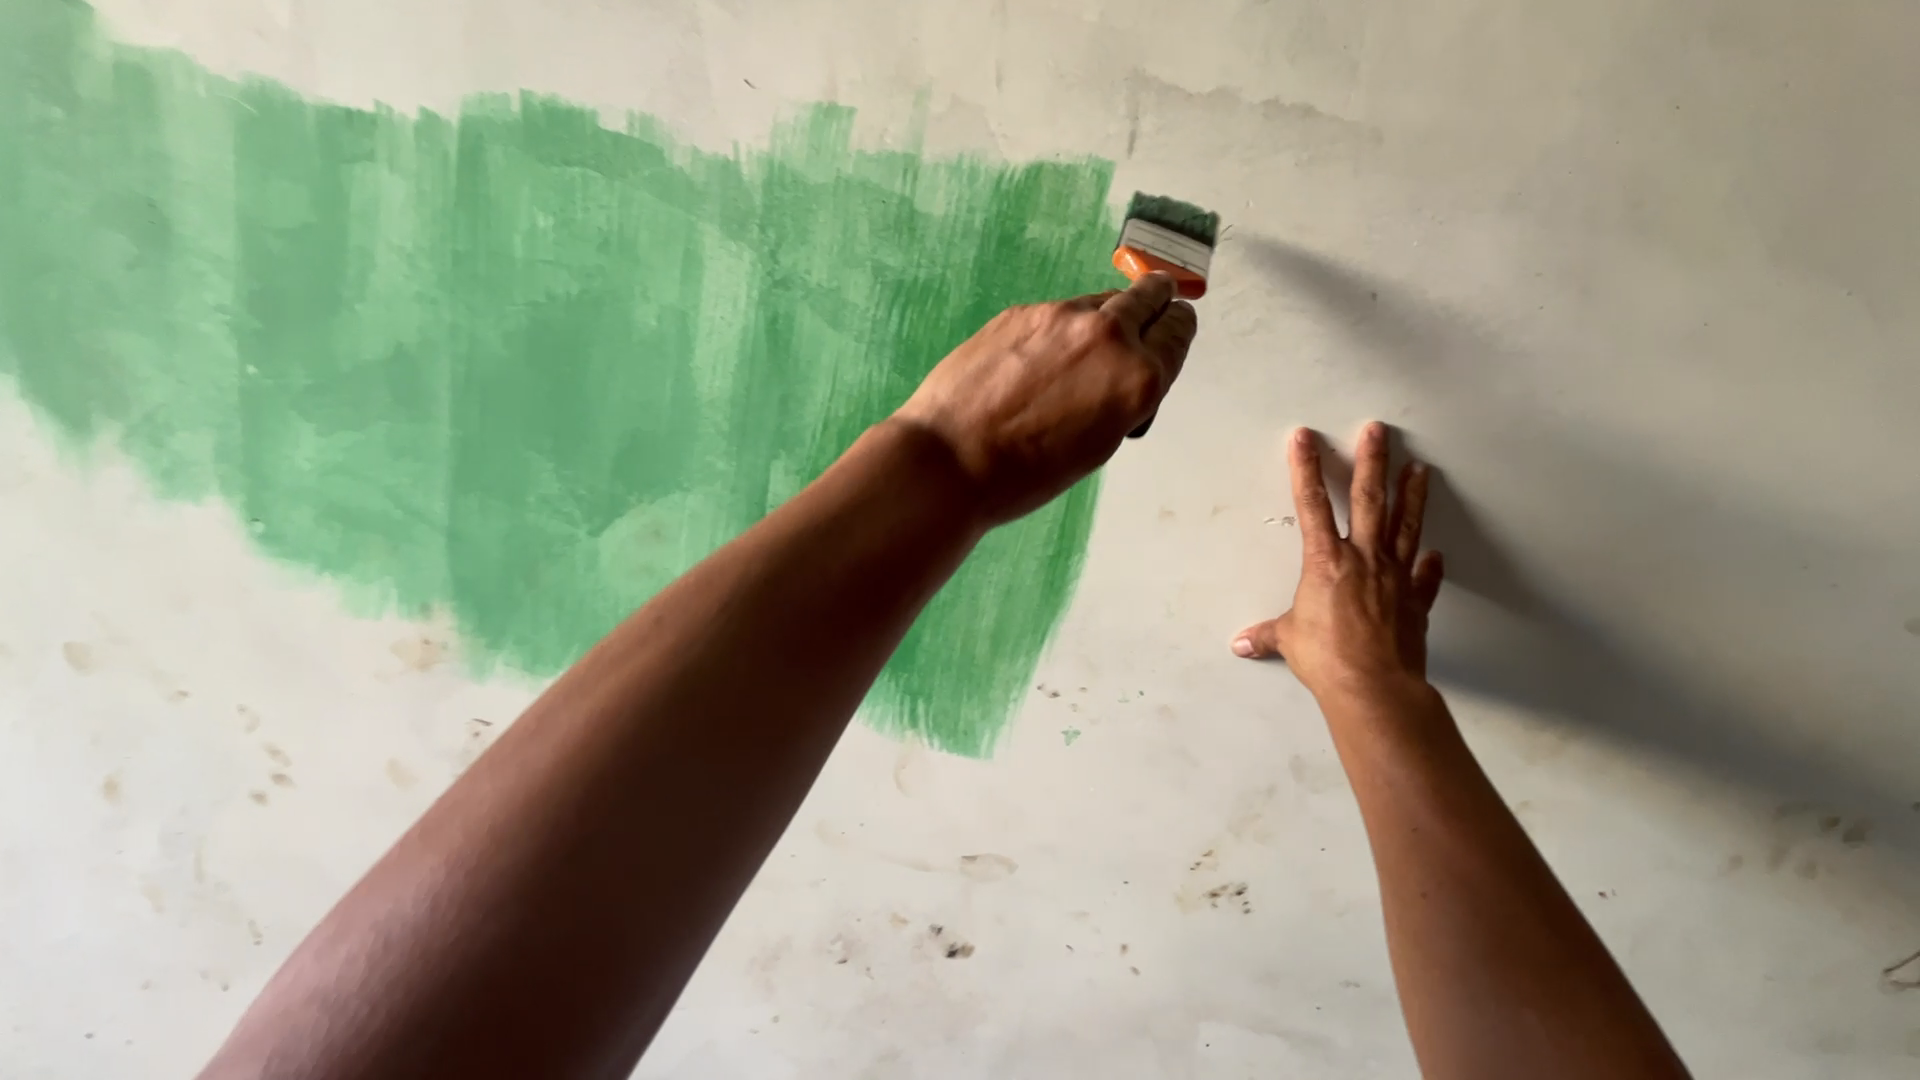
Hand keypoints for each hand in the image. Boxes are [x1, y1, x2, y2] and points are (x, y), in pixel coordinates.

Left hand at [890, 272, 1196, 524]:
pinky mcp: (1021, 312)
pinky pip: (1058, 314)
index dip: (1175, 333)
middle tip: (1144, 318)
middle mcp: (1108, 335)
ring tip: (1075, 358)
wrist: (950, 459)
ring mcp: (1061, 316)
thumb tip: (1123, 371)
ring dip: (1102, 321)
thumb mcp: (1099, 446)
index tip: (1168, 334)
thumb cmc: (1028, 475)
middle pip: (1149, 295)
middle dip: (1152, 306)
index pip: (1179, 330)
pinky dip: (1058, 331)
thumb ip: (1125, 397)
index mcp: (1138, 377)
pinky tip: (1032, 364)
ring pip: (1100, 302)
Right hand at [1232, 422, 1443, 701]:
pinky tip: (1435, 552)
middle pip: (1369, 500)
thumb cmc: (1326, 658)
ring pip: (1405, 526)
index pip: (1312, 505)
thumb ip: (1267, 634)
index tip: (1305, 439)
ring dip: (1411, 495)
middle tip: (1378, 432)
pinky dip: (1429, 564)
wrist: (1373, 686)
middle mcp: (1363, 560)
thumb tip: (1242, 644)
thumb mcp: (1288, 639)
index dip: (1306, 469)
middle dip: (1371, 461)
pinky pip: (1425, 576)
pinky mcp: (1415, 601)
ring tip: (1419, 470)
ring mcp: (1395, 577)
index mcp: (1325, 562)